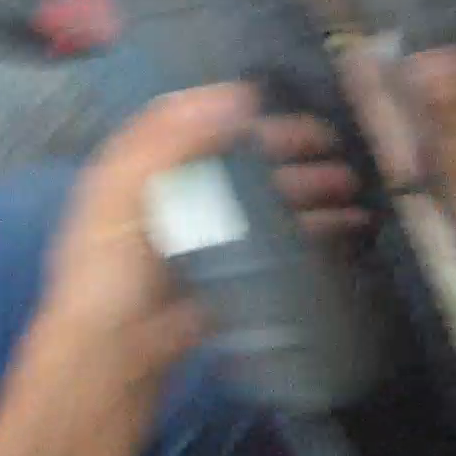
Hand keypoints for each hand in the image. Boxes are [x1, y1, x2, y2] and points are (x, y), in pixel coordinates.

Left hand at [37, 85, 369, 379]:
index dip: (220, 107)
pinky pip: (270, 243)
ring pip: (257, 199)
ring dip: (299, 186)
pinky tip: (340, 226)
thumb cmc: (108, 272)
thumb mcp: (125, 197)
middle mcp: (172, 196)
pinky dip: (304, 232)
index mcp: (140, 170)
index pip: (182, 123)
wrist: (111, 360)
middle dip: (277, 146)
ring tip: (346, 184)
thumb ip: (171, 144)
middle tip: (327, 140)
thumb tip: (232, 96)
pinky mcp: (226, 273)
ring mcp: (202, 236)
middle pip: (230, 159)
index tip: (267, 99)